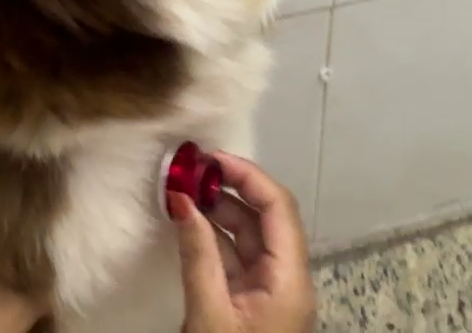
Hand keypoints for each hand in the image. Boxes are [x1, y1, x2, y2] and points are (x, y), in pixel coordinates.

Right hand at [170, 152, 315, 332]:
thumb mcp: (209, 313)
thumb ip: (197, 254)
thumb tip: (181, 197)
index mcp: (291, 278)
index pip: (279, 207)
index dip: (247, 175)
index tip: (210, 159)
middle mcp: (289, 277)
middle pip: (267, 216)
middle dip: (231, 188)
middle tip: (192, 170)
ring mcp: (273, 290)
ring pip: (251, 234)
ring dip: (219, 211)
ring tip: (185, 192)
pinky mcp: (256, 302)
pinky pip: (239, 257)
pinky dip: (215, 238)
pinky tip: (190, 224)